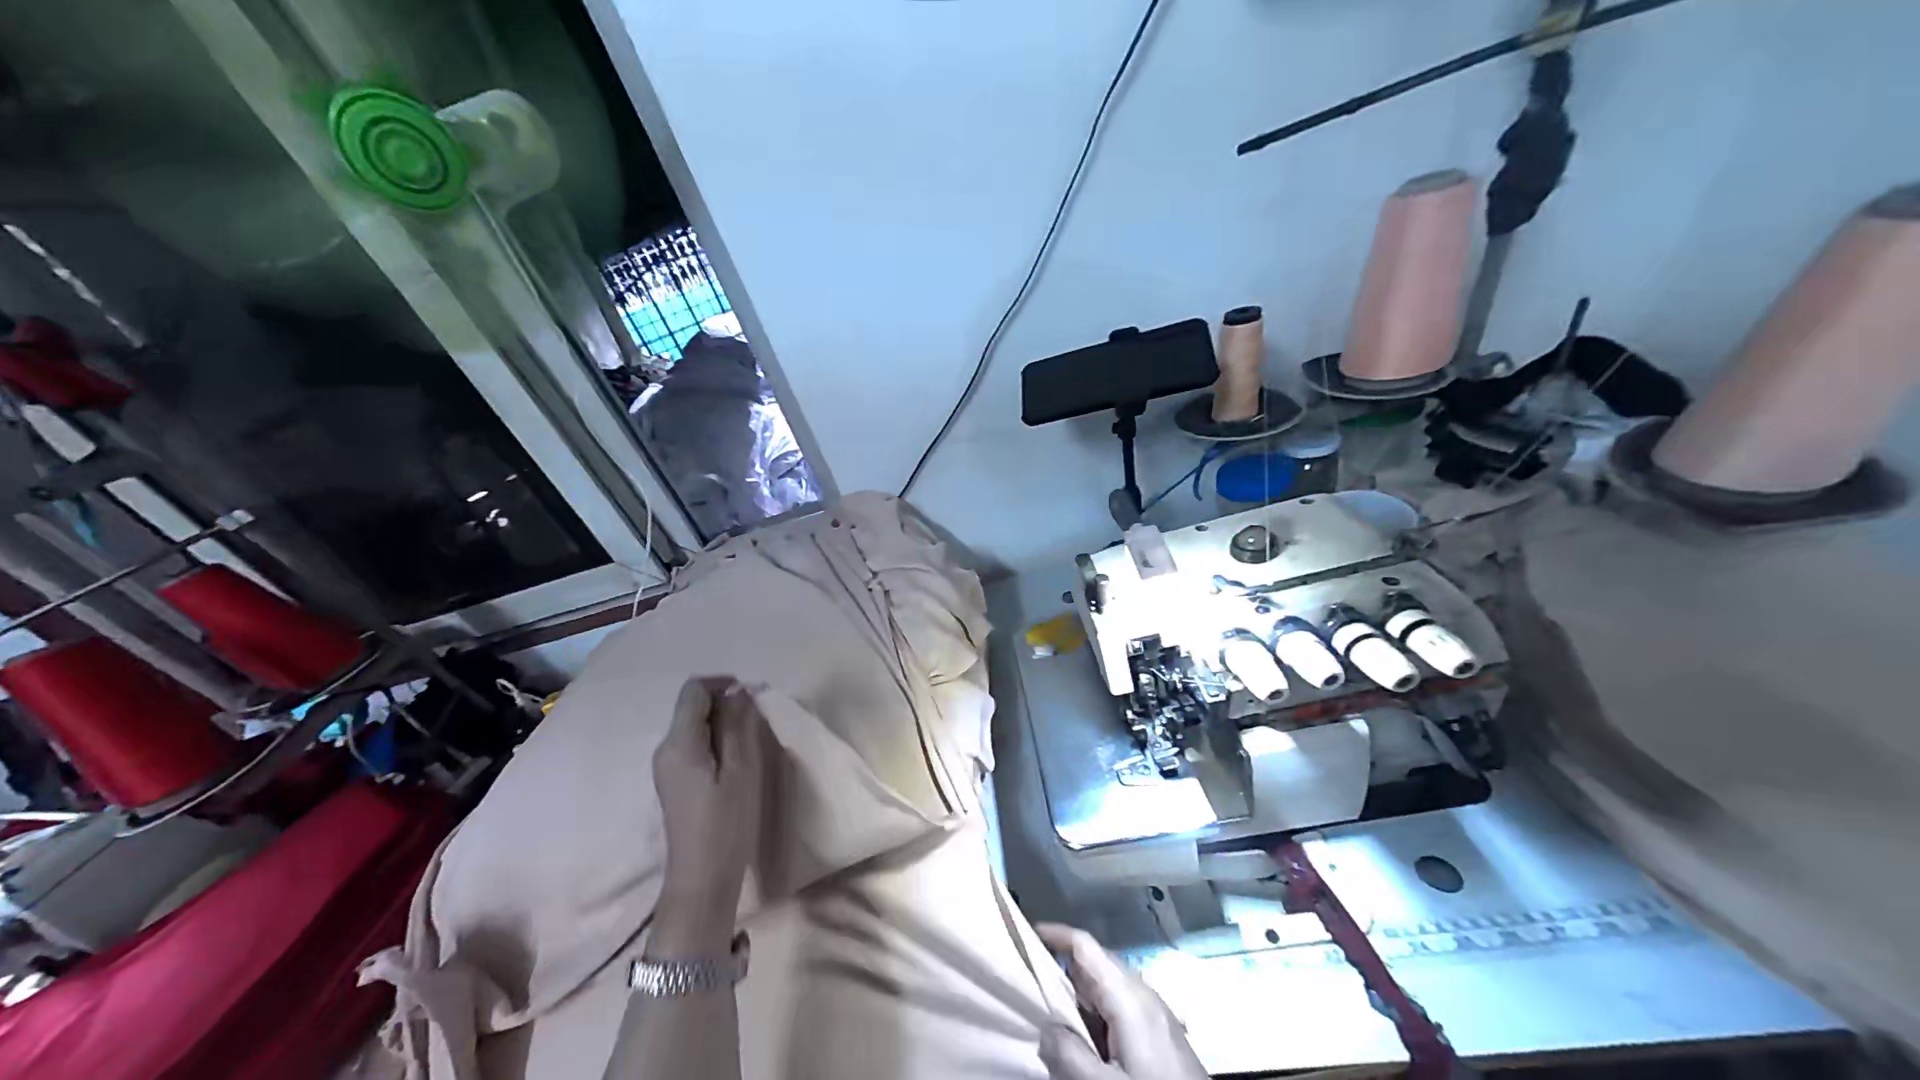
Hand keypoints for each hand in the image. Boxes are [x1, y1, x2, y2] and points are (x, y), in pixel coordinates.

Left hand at [651, 677, 767, 952]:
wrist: (702, 880)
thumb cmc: (726, 824)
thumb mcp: (742, 770)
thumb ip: (739, 726)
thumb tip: (739, 692)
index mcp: (678, 743)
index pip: (693, 690)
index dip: (722, 684)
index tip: (752, 697)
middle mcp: (664, 749)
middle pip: (691, 707)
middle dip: (724, 704)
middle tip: (757, 721)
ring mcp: (666, 768)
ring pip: (693, 726)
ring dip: (721, 723)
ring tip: (750, 742)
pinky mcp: (674, 783)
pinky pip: (692, 745)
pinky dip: (714, 741)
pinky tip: (735, 762)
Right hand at [1035, 924, 1206, 1079]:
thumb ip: (1068, 1054)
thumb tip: (1046, 1027)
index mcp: (1128, 995)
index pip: (1085, 946)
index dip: (1054, 934)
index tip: (1024, 934)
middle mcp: (1143, 994)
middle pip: (1094, 964)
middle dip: (1061, 968)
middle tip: (1028, 980)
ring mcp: (1155, 1014)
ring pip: (1107, 988)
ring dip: (1077, 995)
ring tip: (1048, 1011)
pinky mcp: (1161, 1036)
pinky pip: (1119, 1009)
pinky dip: (1095, 1014)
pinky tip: (1083, 1038)